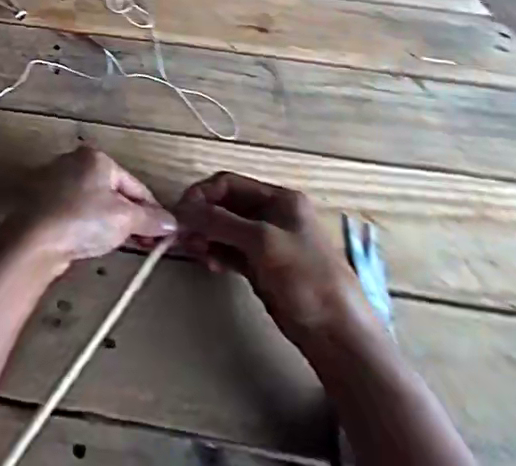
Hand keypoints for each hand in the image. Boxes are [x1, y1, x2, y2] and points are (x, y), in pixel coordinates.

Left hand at [0, 148, 175, 273]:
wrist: (32, 241)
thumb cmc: (83, 221)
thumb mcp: (125, 220)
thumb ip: (151, 219)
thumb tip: (172, 223)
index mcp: (97, 157)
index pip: (135, 184)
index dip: (151, 210)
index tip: (162, 232)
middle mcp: (74, 161)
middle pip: (113, 191)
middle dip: (129, 216)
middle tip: (142, 241)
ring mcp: (54, 180)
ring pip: (93, 202)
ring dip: (108, 222)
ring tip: (116, 244)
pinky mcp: (40, 201)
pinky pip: (73, 211)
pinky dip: (85, 224)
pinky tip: (88, 242)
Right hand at [174, 173, 371, 346]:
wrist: (335, 331)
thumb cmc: (305, 276)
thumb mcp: (263, 242)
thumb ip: (222, 222)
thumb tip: (185, 210)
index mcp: (279, 198)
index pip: (231, 183)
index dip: (203, 194)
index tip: (180, 212)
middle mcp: (272, 215)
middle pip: (226, 205)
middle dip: (202, 215)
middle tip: (179, 234)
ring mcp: (266, 243)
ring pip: (226, 230)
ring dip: (206, 235)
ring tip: (191, 249)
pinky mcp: (262, 268)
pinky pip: (231, 252)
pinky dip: (216, 253)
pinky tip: (207, 262)